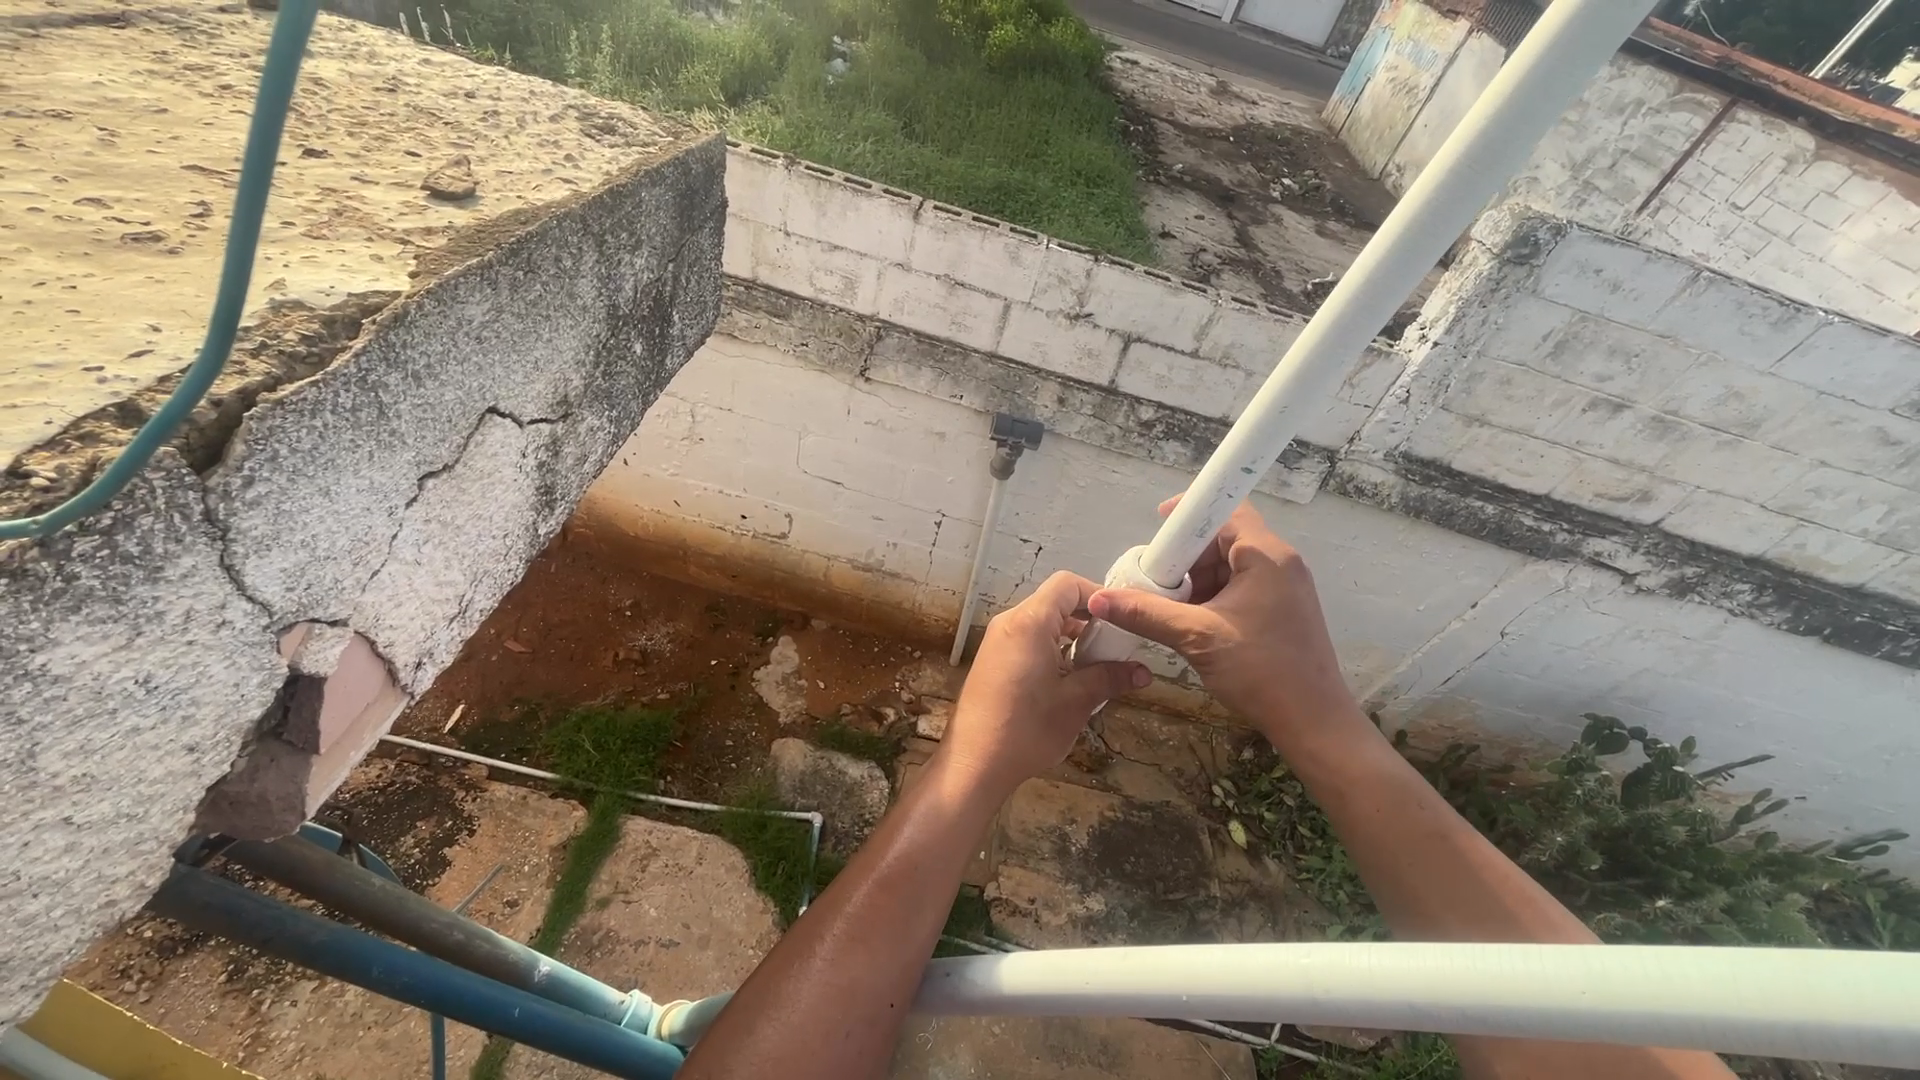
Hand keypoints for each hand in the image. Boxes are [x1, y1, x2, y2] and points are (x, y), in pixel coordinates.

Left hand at [938, 571, 1151, 796]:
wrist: (974, 764)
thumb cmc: (1025, 729)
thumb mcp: (1076, 702)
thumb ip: (1110, 679)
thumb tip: (1142, 672)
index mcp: (1028, 623)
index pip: (1067, 585)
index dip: (1098, 595)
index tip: (1121, 619)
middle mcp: (1009, 624)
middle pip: (1055, 602)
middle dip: (1089, 620)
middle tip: (1116, 645)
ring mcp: (997, 643)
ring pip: (1042, 623)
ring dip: (1072, 637)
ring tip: (1098, 665)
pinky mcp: (993, 663)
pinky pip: (1028, 641)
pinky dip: (1053, 650)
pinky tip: (1071, 680)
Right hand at [1086, 496, 1363, 743]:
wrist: (1314, 722)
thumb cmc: (1261, 670)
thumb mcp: (1196, 637)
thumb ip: (1146, 613)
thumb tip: (1098, 599)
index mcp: (1266, 556)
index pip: (1227, 510)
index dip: (1190, 513)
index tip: (1157, 529)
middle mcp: (1279, 564)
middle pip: (1223, 540)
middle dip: (1185, 557)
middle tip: (1154, 579)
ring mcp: (1282, 589)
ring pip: (1228, 568)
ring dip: (1195, 582)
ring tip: (1165, 606)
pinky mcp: (1280, 612)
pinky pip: (1238, 590)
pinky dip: (1210, 599)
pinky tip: (1188, 623)